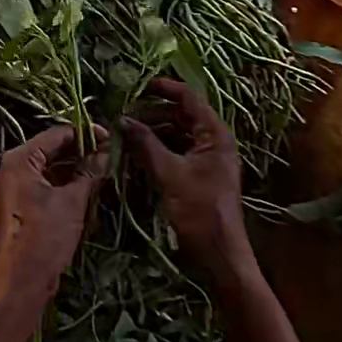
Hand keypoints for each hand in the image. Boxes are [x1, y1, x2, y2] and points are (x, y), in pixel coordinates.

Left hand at [0, 126, 108, 295]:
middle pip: (52, 148)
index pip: (56, 134)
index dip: (85, 134)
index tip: (110, 138)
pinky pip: (45, 182)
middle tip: (109, 153)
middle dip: (81, 151)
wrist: (20, 282)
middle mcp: (13, 166)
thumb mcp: (72, 201)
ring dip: (74, 167)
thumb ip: (89, 172)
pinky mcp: (20, 203)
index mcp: (20, 159)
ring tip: (103, 168)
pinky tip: (87, 186)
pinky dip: (64, 182)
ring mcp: (14, 185)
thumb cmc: (45, 237)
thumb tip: (107, 151)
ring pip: (50, 166)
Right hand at [121, 79, 248, 275]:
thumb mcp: (168, 173)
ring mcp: (207, 157)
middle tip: (126, 115)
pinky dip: (158, 147)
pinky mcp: (200, 173)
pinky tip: (138, 152)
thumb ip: (145, 143)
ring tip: (127, 133)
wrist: (219, 255)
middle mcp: (214, 141)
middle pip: (181, 114)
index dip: (164, 88)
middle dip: (153, 112)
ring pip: (177, 132)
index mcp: (215, 134)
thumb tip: (122, 119)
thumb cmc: (199, 211)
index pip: (189, 98)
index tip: (138, 85)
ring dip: (153, 131)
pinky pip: (177, 149)